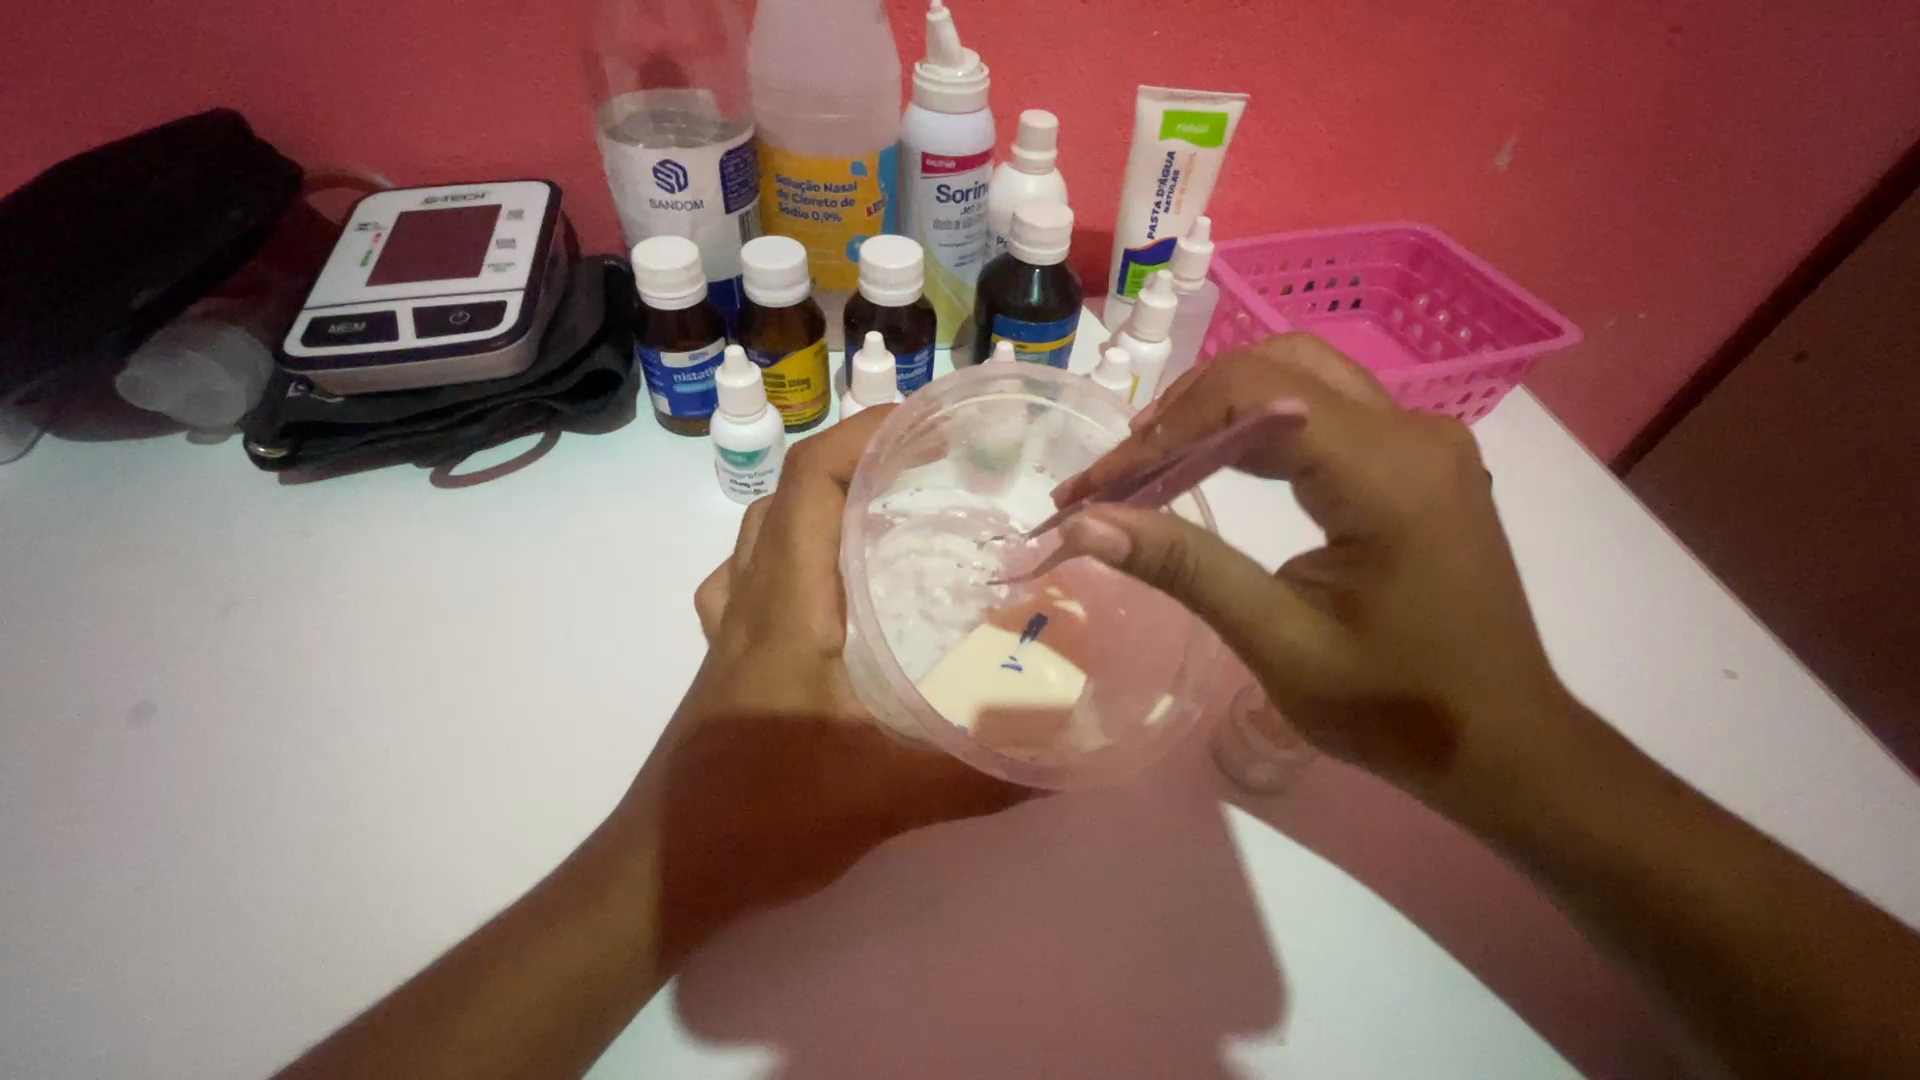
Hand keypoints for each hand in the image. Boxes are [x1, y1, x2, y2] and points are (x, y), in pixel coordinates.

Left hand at [641, 406, 1022, 962]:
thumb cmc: (763, 817)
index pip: (809, 482)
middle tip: (931, 473)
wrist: (666, 873)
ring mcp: (731, 631)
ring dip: (822, 507)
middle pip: (789, 496)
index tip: (929, 423)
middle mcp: (752, 601)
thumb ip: (975, 775)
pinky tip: (833, 595)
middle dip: (858, 463)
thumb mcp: (883, 795)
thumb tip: (1060, 757)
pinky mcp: (728, 663)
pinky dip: (795, 559)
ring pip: (767, 535)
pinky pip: (754, 580)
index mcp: (787, 605)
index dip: (863, 434)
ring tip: (890, 520)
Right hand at [1050, 334, 1572, 808]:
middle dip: (1184, 410)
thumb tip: (1087, 525)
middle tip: (1120, 472)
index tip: (1098, 488)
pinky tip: (1212, 464)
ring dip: (1215, 409)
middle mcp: (1413, 433)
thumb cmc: (1394, 707)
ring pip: (1297, 378)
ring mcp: (1420, 441)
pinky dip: (1253, 426)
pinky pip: (1320, 410)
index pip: (1256, 397)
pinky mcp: (1413, 460)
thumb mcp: (1278, 642)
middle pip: (1275, 368)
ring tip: (1151, 463)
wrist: (1502, 741)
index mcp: (1389, 475)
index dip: (1165, 430)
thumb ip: (1186, 568)